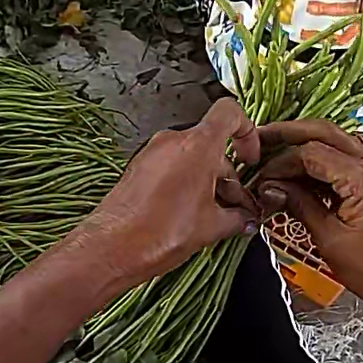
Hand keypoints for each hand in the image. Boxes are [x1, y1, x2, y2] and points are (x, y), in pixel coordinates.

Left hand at [68, 98, 261, 288]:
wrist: (111, 249)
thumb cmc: (159, 233)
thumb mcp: (212, 226)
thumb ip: (237, 217)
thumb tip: (245, 218)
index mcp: (197, 146)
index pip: (230, 113)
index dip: (248, 132)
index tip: (251, 158)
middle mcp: (173, 141)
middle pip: (213, 144)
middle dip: (229, 174)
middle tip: (237, 205)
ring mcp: (153, 153)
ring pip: (193, 157)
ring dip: (209, 181)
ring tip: (216, 215)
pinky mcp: (140, 168)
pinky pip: (173, 166)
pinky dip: (188, 183)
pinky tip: (192, 214)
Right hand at [252, 119, 362, 322]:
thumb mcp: (329, 239)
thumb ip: (299, 205)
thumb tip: (271, 188)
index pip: (312, 152)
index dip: (281, 162)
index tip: (261, 176)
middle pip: (325, 133)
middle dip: (290, 134)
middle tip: (260, 139)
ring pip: (335, 143)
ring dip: (304, 147)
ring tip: (273, 157)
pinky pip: (344, 161)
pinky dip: (320, 164)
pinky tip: (298, 177)